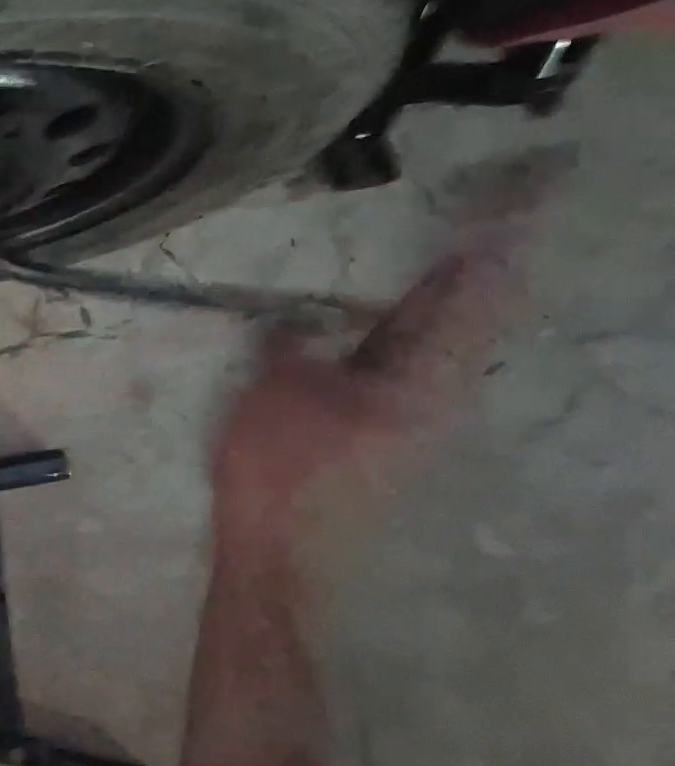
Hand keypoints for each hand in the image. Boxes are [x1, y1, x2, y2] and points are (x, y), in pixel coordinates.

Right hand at [211, 241, 522, 546]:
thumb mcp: (273, 389)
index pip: (455, 307)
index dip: (471, 263)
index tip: (492, 222)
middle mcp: (436, 400)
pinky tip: (396, 329)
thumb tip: (299, 321)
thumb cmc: (275, 460)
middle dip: (467, 282)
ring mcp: (419, 423)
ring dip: (444, 310)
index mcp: (415, 382)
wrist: (281, 543)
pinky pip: (418, 372)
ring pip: (442, 351)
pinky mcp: (393, 437)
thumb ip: (291, 345)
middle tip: (476, 237)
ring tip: (444, 272)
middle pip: (462, 327)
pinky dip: (417, 339)